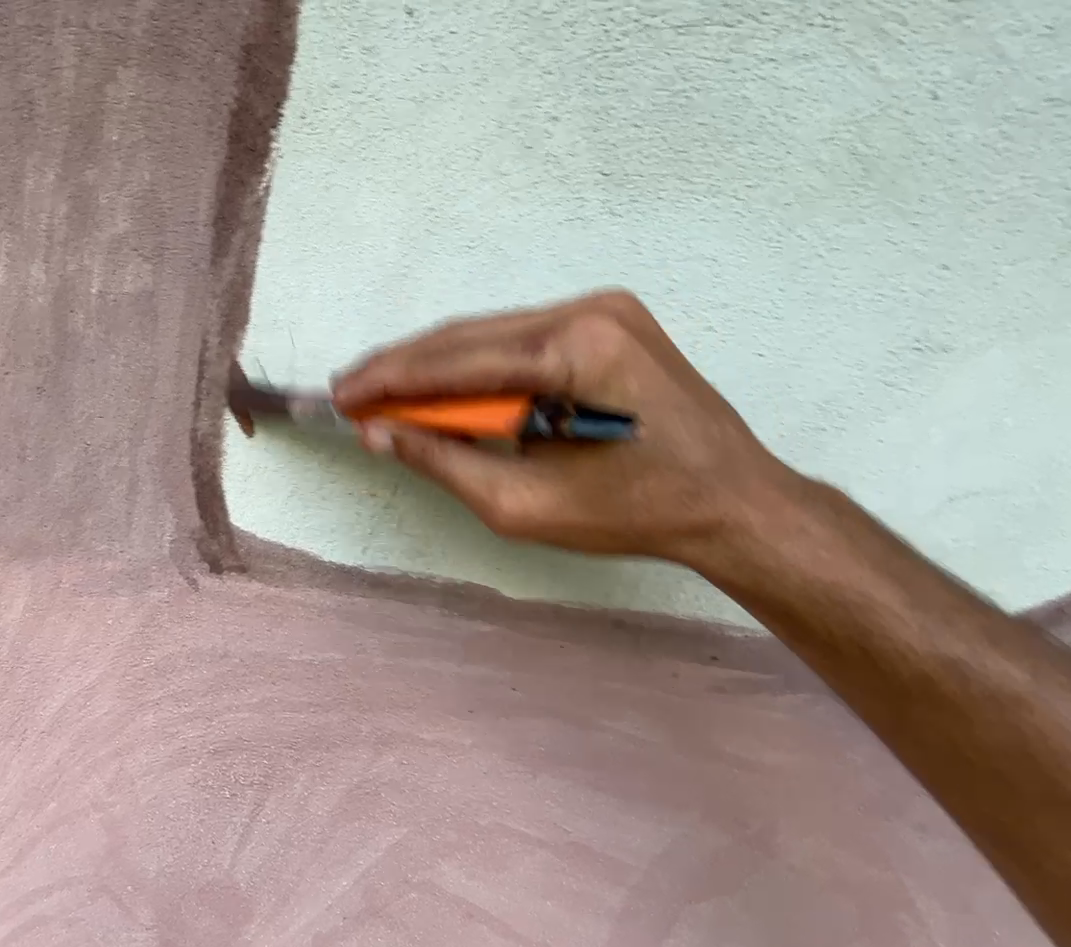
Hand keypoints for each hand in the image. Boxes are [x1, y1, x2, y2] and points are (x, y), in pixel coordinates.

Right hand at [331, 290, 796, 564]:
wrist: (732, 499)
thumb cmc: (630, 513)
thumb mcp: (520, 503)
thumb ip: (441, 461)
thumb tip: (375, 432)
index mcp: (574, 352)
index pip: (453, 362)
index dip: (388, 381)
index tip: (338, 398)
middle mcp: (586, 311)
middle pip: (464, 337)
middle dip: (400, 368)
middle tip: (348, 394)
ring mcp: (600, 309)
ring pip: (485, 333)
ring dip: (429, 365)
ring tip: (380, 392)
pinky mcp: (605, 320)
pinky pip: (514, 338)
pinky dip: (469, 365)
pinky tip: (438, 387)